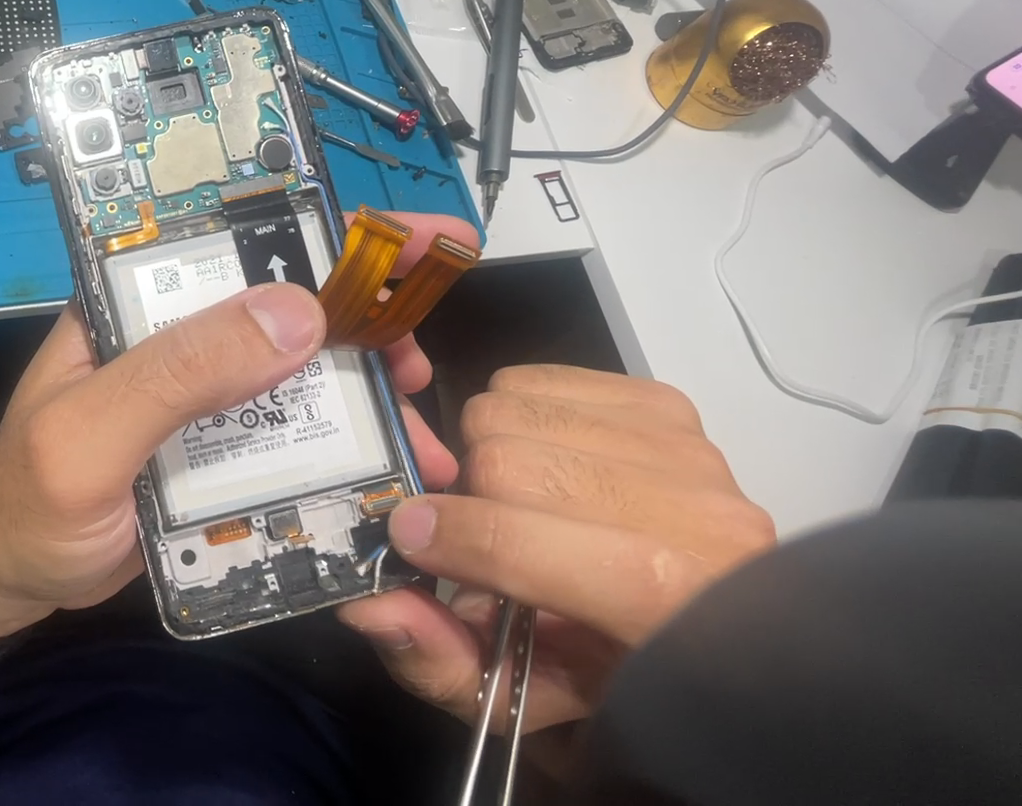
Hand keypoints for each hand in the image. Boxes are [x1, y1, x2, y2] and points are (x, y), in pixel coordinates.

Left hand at [0, 212, 478, 644]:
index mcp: (130, 308)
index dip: (316, 229)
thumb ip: (174, 375)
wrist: (7, 582)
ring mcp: (195, 395)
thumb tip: (295, 314)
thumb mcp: (90, 436)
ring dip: (362, 387)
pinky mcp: (212, 450)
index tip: (407, 236)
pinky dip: (341, 445)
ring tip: (418, 426)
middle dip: (360, 316)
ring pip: (294, 371)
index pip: (225, 244)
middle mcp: (169, 339)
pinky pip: (286, 433)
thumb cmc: (27, 506)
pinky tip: (384, 468)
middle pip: (278, 304)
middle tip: (419, 347)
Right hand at [338, 365, 775, 734]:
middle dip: (467, 488)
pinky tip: (543, 452)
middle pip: (505, 458)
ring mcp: (685, 449)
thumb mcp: (519, 693)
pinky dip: (515, 407)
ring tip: (513, 490)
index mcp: (670, 613)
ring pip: (510, 404)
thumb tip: (367, 604)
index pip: (533, 547)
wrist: (702, 611)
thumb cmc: (604, 665)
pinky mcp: (667, 403)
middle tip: (476, 520)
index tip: (409, 537)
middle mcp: (697, 520)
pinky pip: (536, 376)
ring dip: (487, 443)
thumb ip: (435, 659)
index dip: (457, 537)